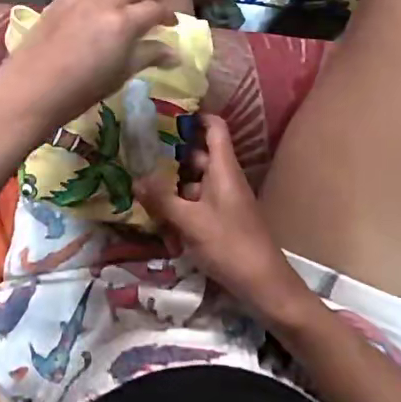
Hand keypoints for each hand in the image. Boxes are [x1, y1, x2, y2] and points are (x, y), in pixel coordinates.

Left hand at [0, 0, 174, 148]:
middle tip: (151, 10)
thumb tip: (175, 54)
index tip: (171, 25)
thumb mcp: (121, 75)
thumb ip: (148, 56)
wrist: (31, 90)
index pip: (156, 8)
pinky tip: (96, 0)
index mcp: (124, 22)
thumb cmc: (81, 90)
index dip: (168, 15)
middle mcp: (105, 0)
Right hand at [135, 115, 311, 318]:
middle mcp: (224, 178)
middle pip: (198, 155)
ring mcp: (224, 200)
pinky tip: (161, 226)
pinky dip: (180, 211)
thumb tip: (135, 178)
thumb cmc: (230, 244)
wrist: (265, 285)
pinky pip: (197, 205)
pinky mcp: (221, 221)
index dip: (195, 117)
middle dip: (171, 156)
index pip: (215, 127)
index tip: (166, 117)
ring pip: (193, 183)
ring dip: (172, 189)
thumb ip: (162, 200)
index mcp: (223, 167)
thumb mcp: (191, 222)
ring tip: (142, 191)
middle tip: (139, 154)